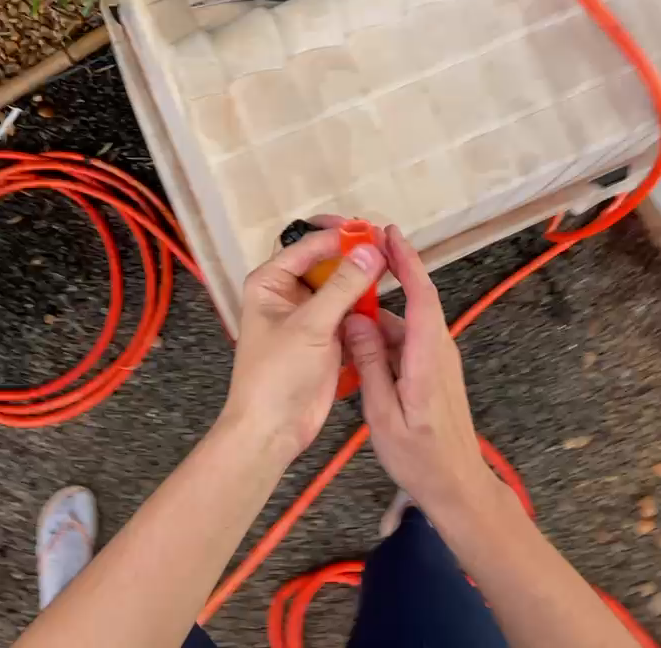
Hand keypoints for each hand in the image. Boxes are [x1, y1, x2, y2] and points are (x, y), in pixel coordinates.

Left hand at [219, 216, 385, 460]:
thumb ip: (342, 286)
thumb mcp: (310, 325)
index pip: (306, 245)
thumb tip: (370, 249)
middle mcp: (287, 293)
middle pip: (323, 262)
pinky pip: (346, 310)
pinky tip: (385, 297)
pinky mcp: (325, 336)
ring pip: (338, 286)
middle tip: (384, 245)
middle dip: (352, 254)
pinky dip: (363, 304)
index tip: (370, 230)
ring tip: (390, 267)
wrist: (273, 430)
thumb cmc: (278, 373)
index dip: (337, 235)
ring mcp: (308, 315)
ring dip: (361, 278)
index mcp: (270, 282)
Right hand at [341, 226, 500, 516]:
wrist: (457, 486)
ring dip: (383, 302)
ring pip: (408, 318)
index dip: (406, 261)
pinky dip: (384, 327)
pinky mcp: (432, 368)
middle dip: (394, 265)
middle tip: (362, 243)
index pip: (421, 297)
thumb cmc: (419, 458)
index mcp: (427, 358)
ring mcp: (438, 358)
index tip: (387, 234)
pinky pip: (407, 336)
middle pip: (417, 297)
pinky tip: (359, 332)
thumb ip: (368, 364)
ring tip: (349, 290)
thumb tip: (354, 319)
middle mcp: (438, 350)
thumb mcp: (382, 415)